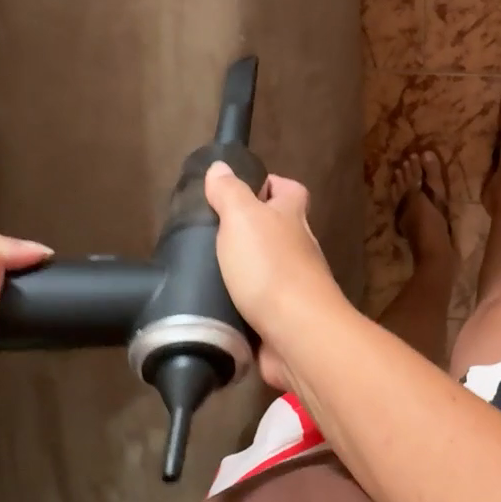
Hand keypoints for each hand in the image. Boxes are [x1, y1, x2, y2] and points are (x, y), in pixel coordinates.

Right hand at [203, 162, 350, 387]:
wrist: (297, 334)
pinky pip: (257, 305)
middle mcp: (299, 248)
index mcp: (293, 217)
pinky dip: (239, 305)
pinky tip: (213, 307)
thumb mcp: (243, 219)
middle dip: (249, 231)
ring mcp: (294, 285)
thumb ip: (231, 193)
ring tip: (201, 272)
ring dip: (241, 271)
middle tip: (207, 235)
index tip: (240, 190)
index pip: (290, 190)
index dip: (270, 185)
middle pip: (278, 230)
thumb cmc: (271, 267)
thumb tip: (221, 167)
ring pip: (267, 269)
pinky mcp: (281, 318)